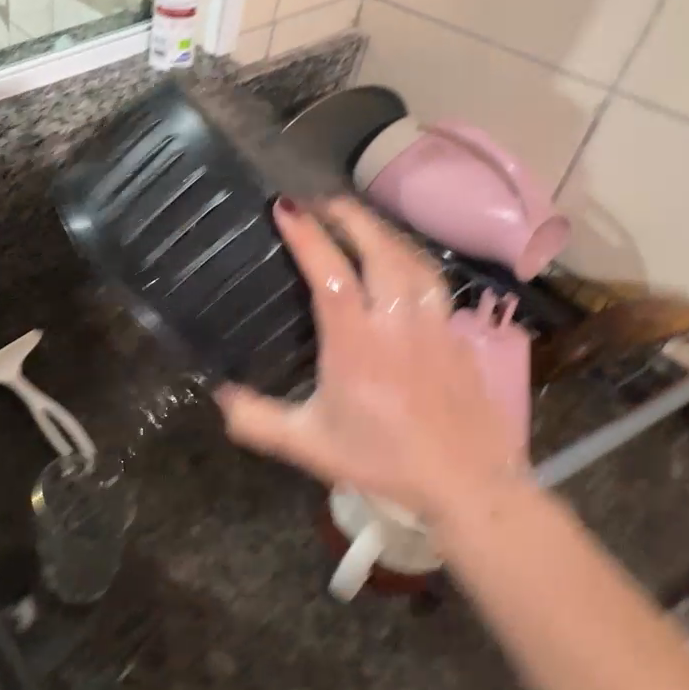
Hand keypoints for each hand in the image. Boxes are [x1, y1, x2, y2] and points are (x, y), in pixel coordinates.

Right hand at [215, 197, 526, 521]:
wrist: (471, 488)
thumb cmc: (383, 462)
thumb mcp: (309, 445)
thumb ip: (257, 420)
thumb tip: (217, 394)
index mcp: (356, 343)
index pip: (329, 273)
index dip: (306, 236)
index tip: (283, 207)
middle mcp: (396, 324)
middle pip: (380, 251)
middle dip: (350, 217)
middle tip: (322, 201)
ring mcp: (433, 328)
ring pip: (414, 262)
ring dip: (384, 232)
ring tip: (360, 221)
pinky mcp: (459, 340)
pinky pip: (435, 285)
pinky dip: (412, 261)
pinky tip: (402, 265)